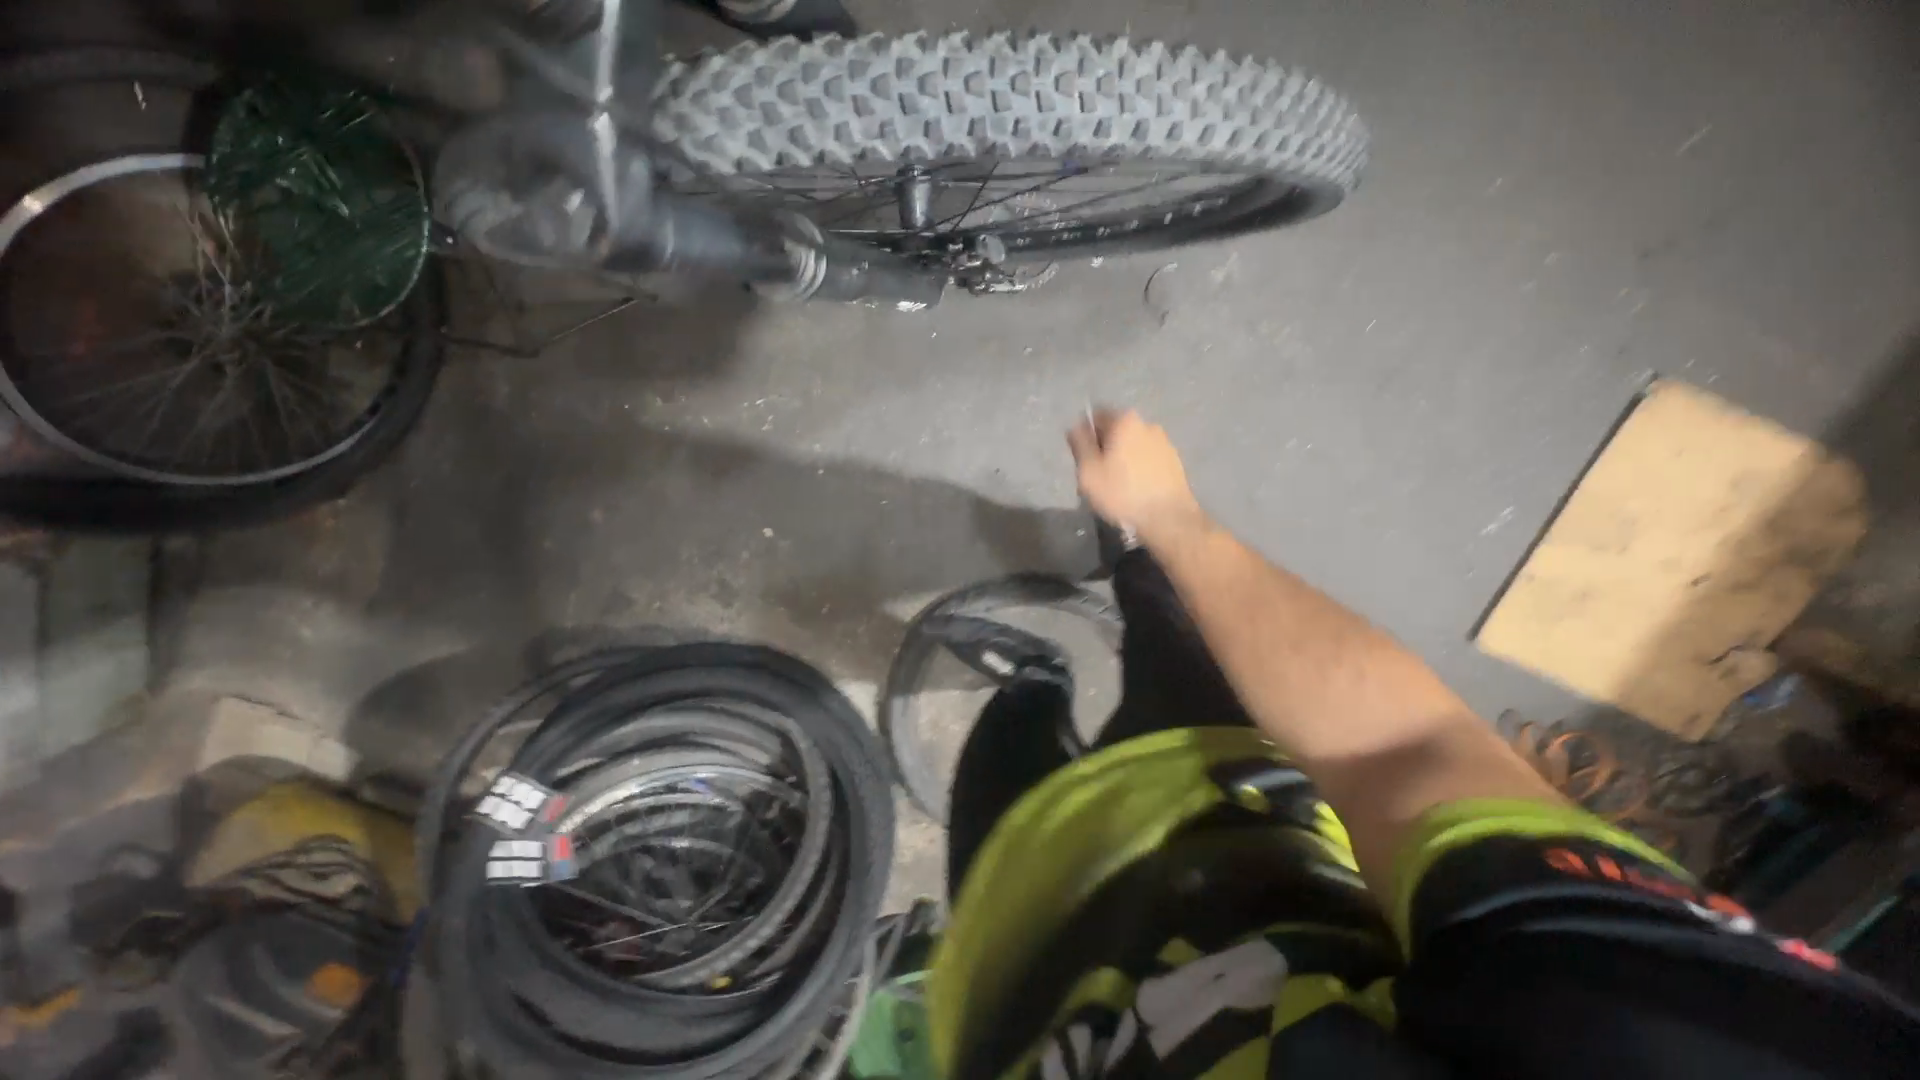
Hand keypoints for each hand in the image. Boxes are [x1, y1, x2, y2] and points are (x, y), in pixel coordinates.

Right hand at [1067, 408, 1203, 540]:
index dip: (1085, 436)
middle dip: (1105, 447)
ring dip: (1123, 459)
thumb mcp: (1088, 471)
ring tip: (1118, 486)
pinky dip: (1139, 468)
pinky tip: (1136, 489)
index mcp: (1124, 420)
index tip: (1083, 459)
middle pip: (1116, 431)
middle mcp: (1147, 424)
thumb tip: (1076, 427)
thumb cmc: (1122, 493)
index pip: (1096, 416)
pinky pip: (1148, 459)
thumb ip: (1079, 444)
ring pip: (1133, 445)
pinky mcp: (1175, 461)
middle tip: (1098, 475)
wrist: (1168, 519)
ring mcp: (1165, 442)